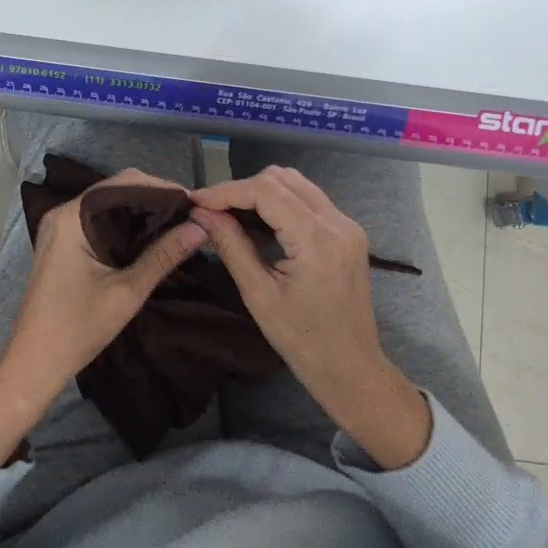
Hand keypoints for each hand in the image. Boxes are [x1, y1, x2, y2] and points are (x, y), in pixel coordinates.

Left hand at [0, 169, 206, 467]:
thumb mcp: (128, 292)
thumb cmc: (78, 328)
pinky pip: (98, 220)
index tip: (194, 203)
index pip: (123, 182)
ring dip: (140, 211)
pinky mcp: (61, 242)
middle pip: (115, 189)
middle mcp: (62, 213)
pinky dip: (124, 224)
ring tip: (177, 224)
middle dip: (153, 198)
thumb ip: (163, 255)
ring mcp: (59, 227)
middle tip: (190, 215)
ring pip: (108, 204)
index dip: (161, 187)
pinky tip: (149, 237)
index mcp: (72, 217)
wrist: (35, 363)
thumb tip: (200, 227)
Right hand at [192, 166, 432, 469]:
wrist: (351, 368)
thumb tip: (202, 213)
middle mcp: (338, 223)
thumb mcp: (259, 295)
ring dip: (261, 192)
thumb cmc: (303, 341)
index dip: (227, 191)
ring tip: (230, 213)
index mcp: (317, 240)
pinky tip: (258, 222)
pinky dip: (280, 202)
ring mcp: (347, 225)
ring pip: (296, 184)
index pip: (267, 192)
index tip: (196, 201)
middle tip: (212, 210)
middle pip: (282, 179)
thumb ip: (232, 246)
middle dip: (242, 188)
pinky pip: (309, 200)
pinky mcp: (348, 232)